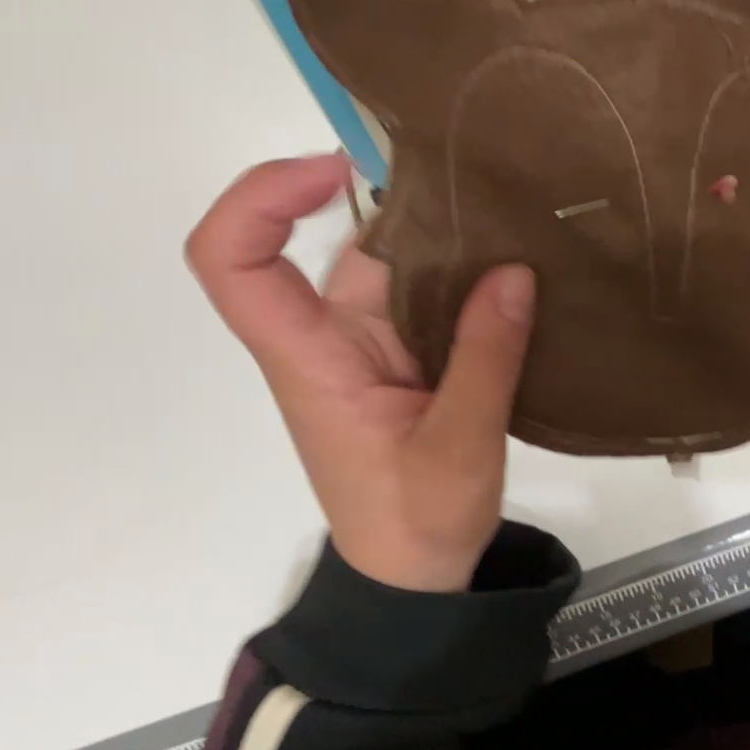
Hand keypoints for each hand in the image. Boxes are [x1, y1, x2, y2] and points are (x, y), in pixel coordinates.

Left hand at [186, 153, 536, 591]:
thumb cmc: (417, 521)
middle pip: (336, 253)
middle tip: (482, 198)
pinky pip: (426, 311)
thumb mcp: (461, 444)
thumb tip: (513, 272)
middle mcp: (329, 344)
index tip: (338, 172)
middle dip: (401, 216)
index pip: (234, 261)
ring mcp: (369, 358)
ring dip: (447, 254)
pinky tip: (515, 282)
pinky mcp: (403, 372)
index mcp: (311, 361)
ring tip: (515, 234)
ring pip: (392, 279)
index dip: (262, 199)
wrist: (416, 576)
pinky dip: (465, 290)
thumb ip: (485, 357)